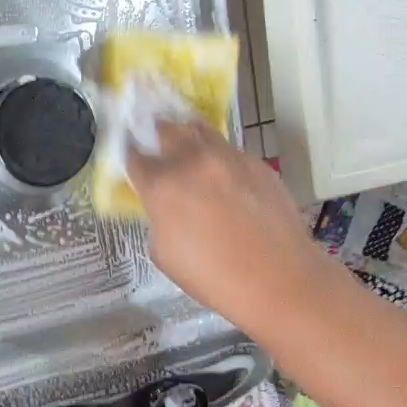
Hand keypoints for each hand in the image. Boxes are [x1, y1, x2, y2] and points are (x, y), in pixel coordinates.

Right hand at [126, 120, 331, 319]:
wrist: (277, 278)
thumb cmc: (210, 275)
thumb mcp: (163, 251)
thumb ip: (158, 217)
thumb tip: (164, 206)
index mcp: (163, 186)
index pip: (134, 156)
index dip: (129, 155)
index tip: (129, 158)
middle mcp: (194, 161)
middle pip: (167, 128)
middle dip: (156, 134)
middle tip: (154, 144)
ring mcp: (230, 158)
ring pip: (201, 132)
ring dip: (188, 138)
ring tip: (187, 152)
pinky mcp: (259, 164)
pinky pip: (230, 152)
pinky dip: (218, 159)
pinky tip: (222, 180)